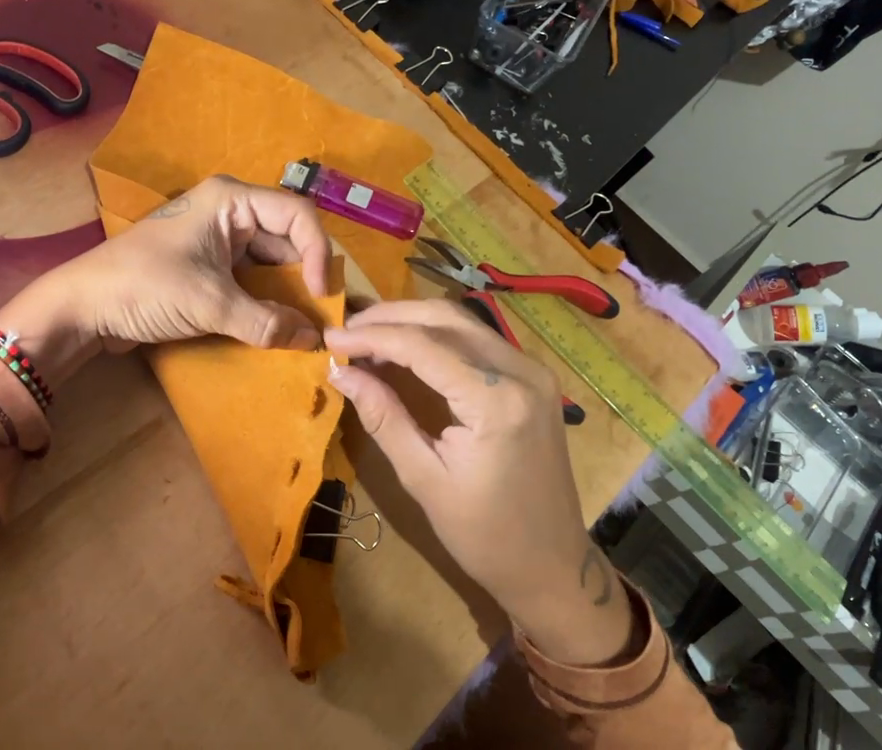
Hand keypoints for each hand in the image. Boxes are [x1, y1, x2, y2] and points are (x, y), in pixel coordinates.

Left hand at [40, 175, 332, 353]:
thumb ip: (265, 321)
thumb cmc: (144, 287)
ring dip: (287, 292)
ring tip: (305, 325)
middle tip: (323, 315)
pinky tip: (277, 326)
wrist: (82, 307)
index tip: (320, 294)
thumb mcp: (209, 303)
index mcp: (230, 199)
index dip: (318, 251)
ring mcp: (217, 239)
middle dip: (306, 275)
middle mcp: (229, 211)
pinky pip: (250, 278)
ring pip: (270, 261)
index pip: (297, 214)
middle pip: (287, 238)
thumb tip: (313, 340)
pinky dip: (265, 301)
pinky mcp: (207, 266)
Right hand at [323, 300, 632, 664]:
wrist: (552, 564)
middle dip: (389, 317)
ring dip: (411, 321)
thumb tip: (339, 370)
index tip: (330, 337)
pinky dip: (435, 335)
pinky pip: (476, 338)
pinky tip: (403, 347)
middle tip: (344, 328)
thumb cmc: (485, 535)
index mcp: (496, 400)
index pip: (422, 345)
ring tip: (365, 333)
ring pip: (460, 321)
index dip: (371, 336)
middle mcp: (520, 371)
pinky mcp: (531, 378)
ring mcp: (531, 370)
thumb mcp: (424, 479)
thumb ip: (383, 417)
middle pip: (443, 319)